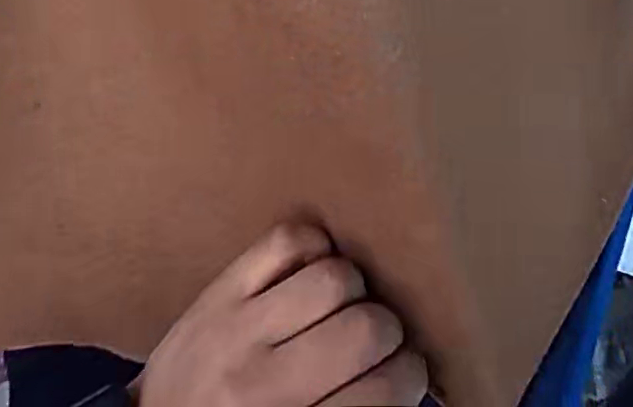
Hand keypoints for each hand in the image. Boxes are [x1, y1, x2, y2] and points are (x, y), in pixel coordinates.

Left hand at [133, 223, 428, 406]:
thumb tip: (405, 377)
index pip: (378, 396)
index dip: (411, 376)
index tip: (412, 370)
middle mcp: (262, 385)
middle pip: (363, 329)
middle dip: (388, 330)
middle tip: (383, 337)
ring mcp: (236, 328)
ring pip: (332, 278)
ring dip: (356, 288)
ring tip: (348, 302)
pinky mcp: (220, 288)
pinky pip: (287, 240)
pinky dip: (315, 246)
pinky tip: (316, 268)